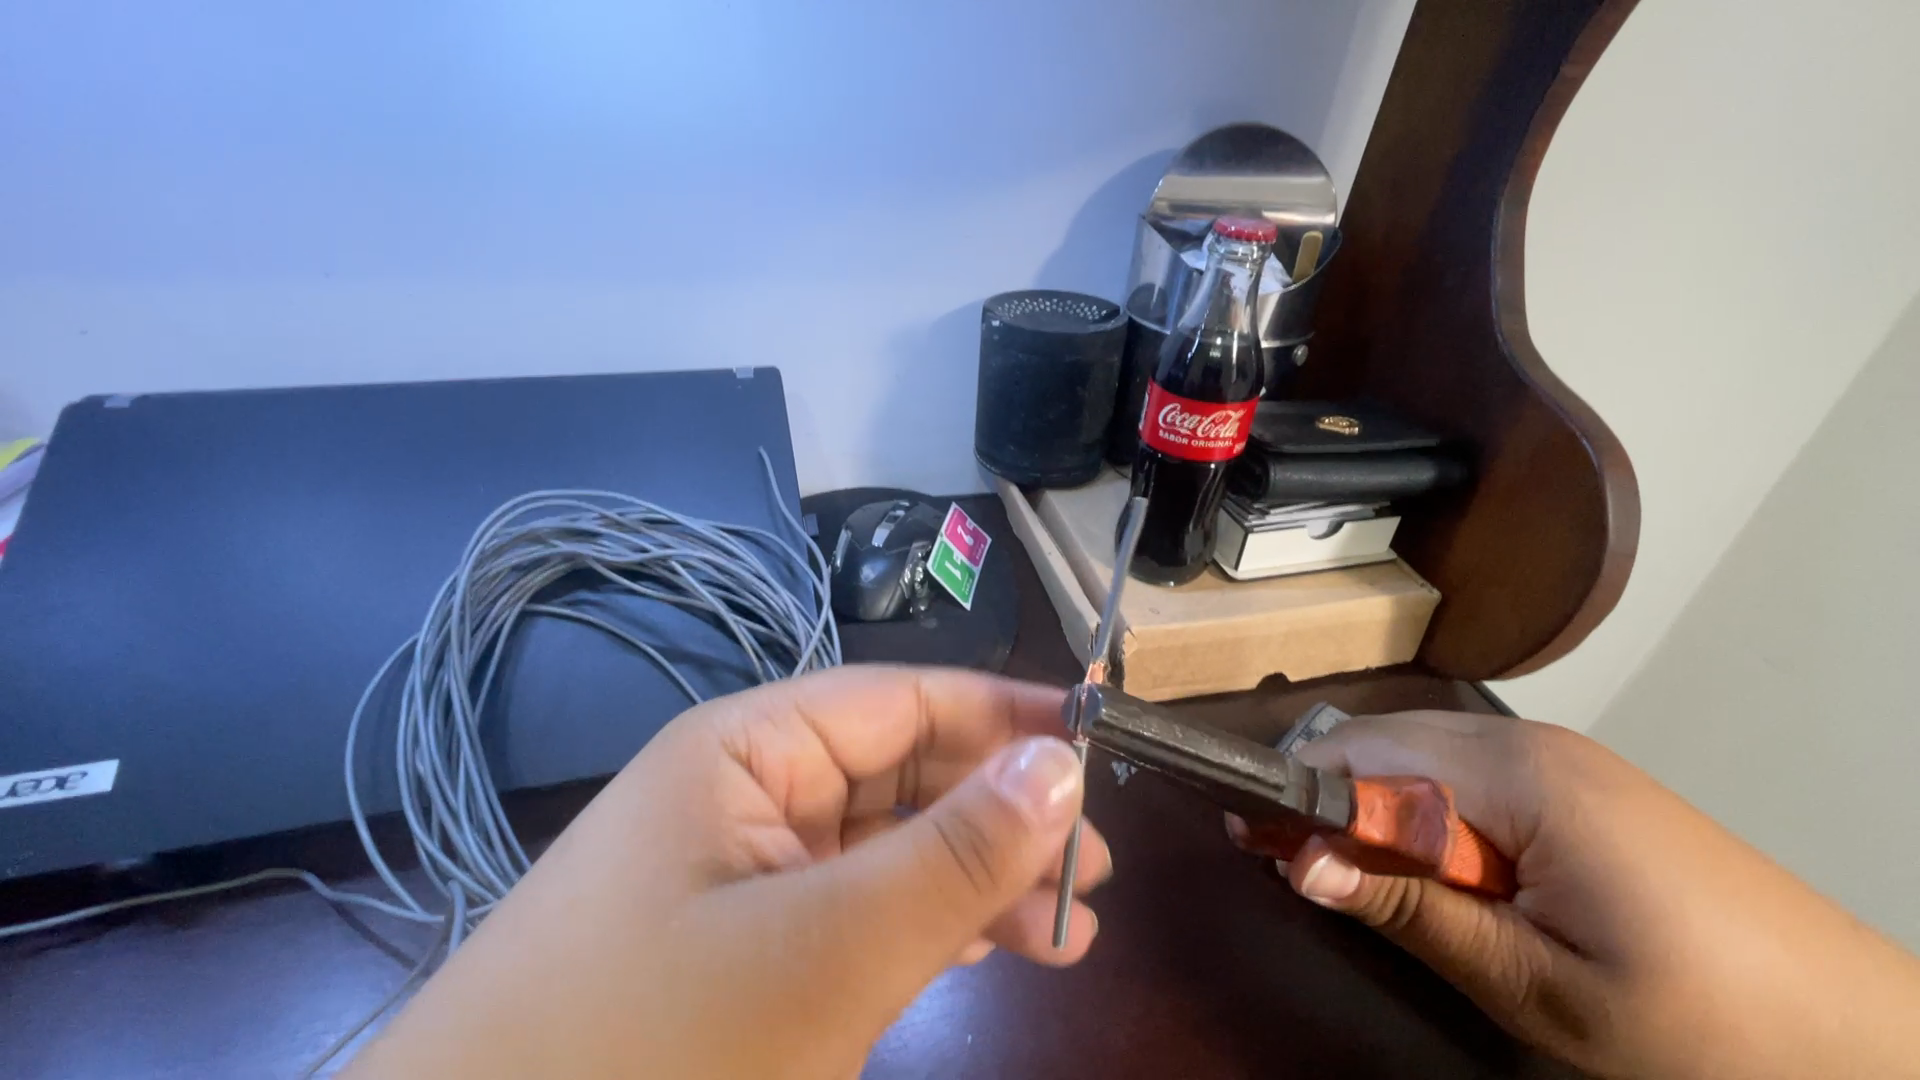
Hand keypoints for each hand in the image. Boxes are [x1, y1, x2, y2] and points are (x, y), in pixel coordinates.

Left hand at [348, 666, 1106, 1078]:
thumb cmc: (648, 1051)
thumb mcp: (826, 952)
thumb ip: (952, 855)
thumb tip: (1061, 765)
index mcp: (749, 748)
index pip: (903, 700)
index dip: (1002, 716)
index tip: (1096, 743)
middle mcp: (747, 790)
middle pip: (901, 772)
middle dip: (999, 811)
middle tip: (1093, 869)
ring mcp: (742, 871)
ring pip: (887, 846)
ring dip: (974, 878)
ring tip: (1066, 926)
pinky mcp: (740, 945)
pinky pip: (855, 909)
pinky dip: (926, 926)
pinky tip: (986, 950)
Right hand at [1233, 711, 1919, 1078]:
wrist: (1870, 1039)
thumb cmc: (1704, 1025)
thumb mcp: (1539, 986)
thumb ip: (1411, 911)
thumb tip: (1301, 863)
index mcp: (1518, 775)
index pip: (1364, 755)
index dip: (1297, 794)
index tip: (1250, 841)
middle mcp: (1528, 740)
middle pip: (1383, 739)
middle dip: (1325, 794)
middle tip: (1290, 861)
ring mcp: (1556, 753)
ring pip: (1417, 749)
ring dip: (1370, 801)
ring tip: (1350, 867)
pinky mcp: (1574, 777)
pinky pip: (1461, 767)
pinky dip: (1419, 804)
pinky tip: (1428, 859)